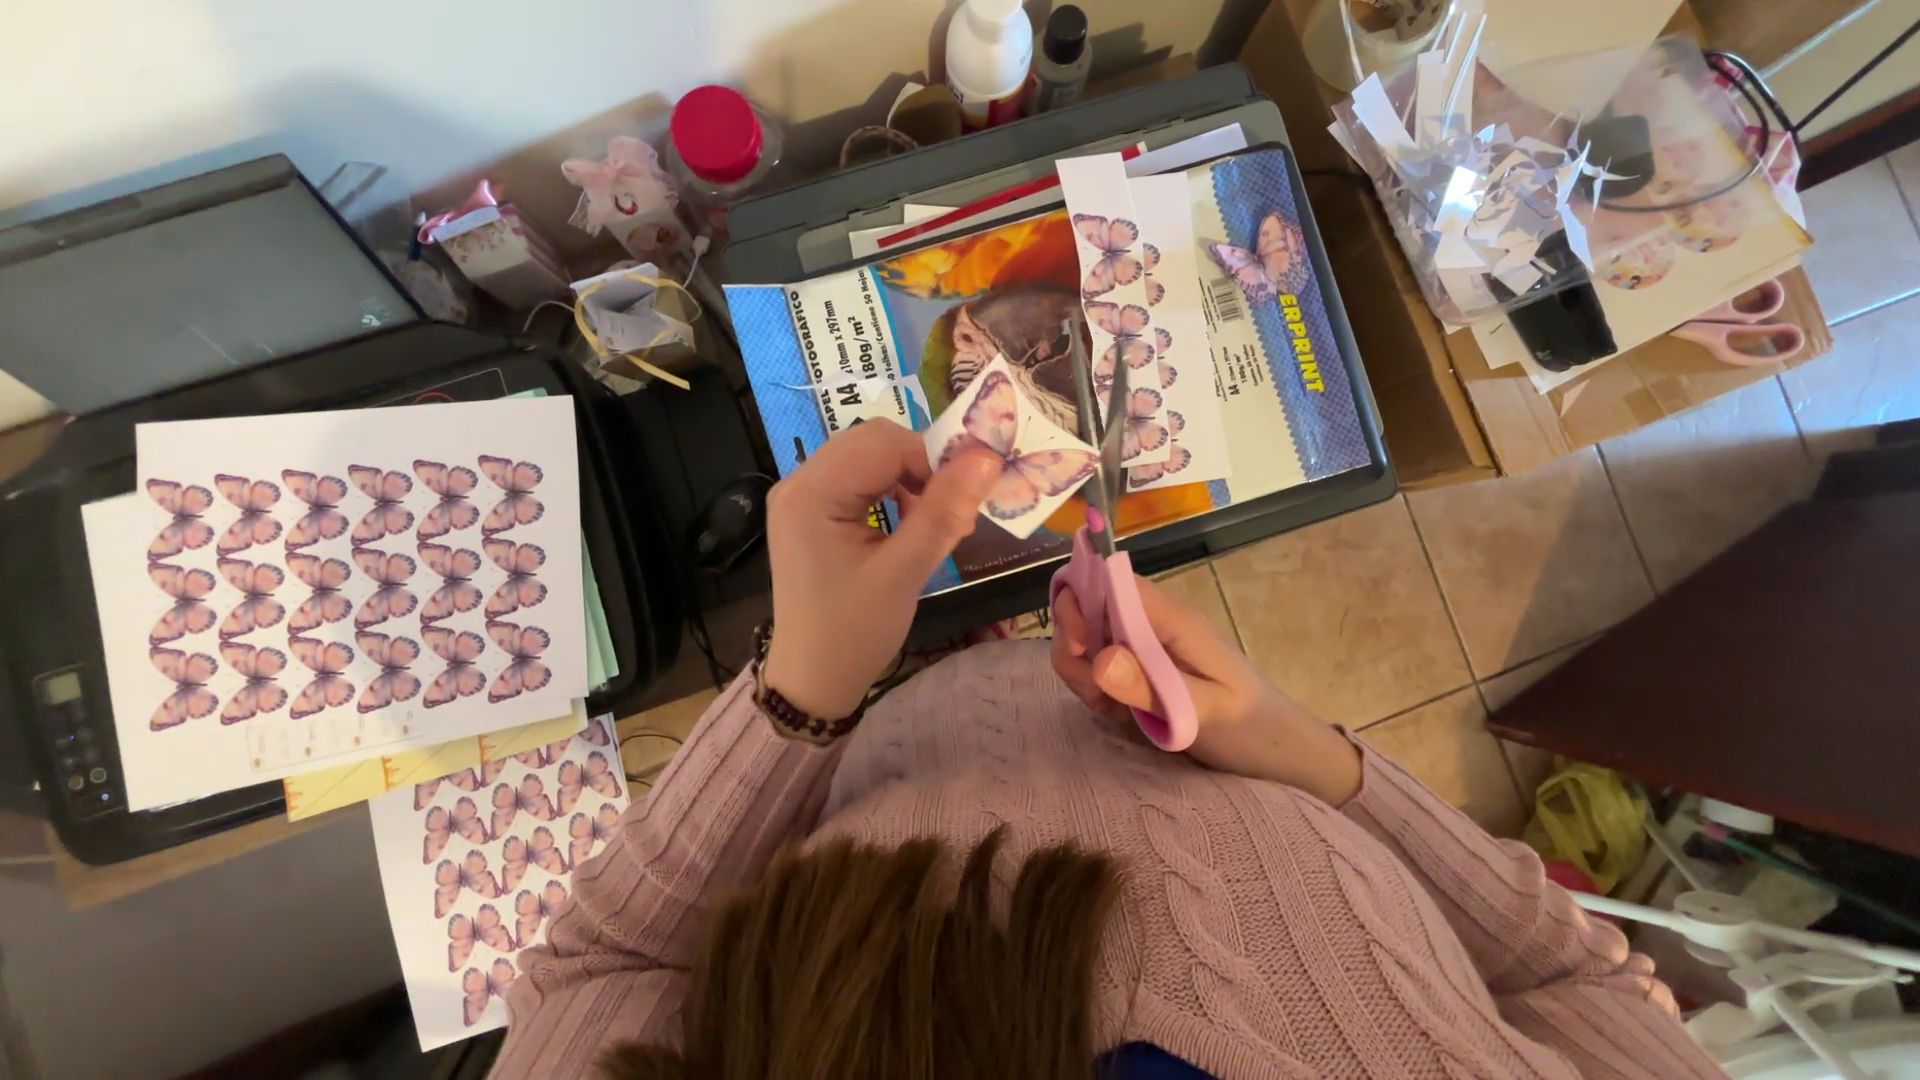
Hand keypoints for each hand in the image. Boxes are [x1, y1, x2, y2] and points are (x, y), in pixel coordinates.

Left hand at [762, 420, 1001, 718]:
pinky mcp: (811, 512)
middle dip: (923, 465)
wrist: (812, 680)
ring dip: (910, 477)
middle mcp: (799, 482)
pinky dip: (892, 491)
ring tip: (939, 520)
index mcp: (811, 494)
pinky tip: (911, 523)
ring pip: (869, 457)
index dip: (934, 458)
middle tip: (958, 508)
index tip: (971, 495)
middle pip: (873, 442)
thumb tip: (987, 460)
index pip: (884, 443)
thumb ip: (943, 512)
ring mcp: (802, 497)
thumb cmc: (853, 633)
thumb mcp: (904, 573)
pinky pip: (858, 480)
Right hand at [1051, 575, 1362, 805]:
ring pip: (1087, 640)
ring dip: (1082, 673)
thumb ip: (1149, 686)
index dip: (1080, 601)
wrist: (1278, 751)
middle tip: (1091, 691)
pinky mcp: (1138, 670)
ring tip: (1109, 709)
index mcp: (1171, 619)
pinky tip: (1117, 714)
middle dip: (1073, 645)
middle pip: (1088, 607)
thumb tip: (1099, 658)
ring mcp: (1143, 646)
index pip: (1110, 581)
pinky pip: (1097, 668)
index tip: (1078, 647)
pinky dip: (1094, 689)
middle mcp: (1152, 623)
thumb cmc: (1250, 727)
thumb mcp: (1203, 711)